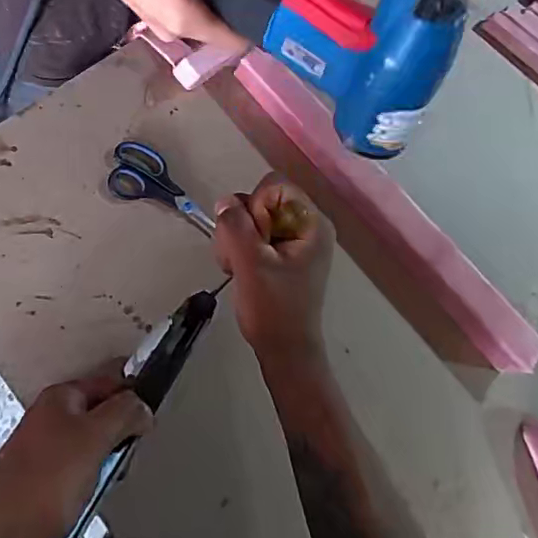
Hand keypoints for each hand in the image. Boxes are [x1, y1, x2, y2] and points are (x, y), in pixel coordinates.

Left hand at [0, 364, 151, 537]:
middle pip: (102, 413)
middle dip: (119, 433)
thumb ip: (125, 413)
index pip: (112, 378)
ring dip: (104, 463)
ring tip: (102, 483)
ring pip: (91, 445)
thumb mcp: (95, 439)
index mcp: (62, 396)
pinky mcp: (36, 481)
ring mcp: (41, 450)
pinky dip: (87, 484)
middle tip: (125, 455)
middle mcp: (50, 417)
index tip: (150, 416)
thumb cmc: (40, 486)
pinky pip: (76, 472)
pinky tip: (84, 501)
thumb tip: (143, 406)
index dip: (135, 394)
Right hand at [35, 0, 288, 54]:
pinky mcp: (156, 0)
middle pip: (225, 27)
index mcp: (185, 21)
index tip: (286, 4)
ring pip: (210, 12)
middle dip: (250, 6)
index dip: (263, 25)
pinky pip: (195, 0)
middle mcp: (175, 28)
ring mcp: (163, 16)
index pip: (237, 42)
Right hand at [213, 173, 333, 365]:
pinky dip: (242, 248)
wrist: (286, 350)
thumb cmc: (274, 309)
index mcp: (312, 222)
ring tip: (238, 267)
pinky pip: (256, 234)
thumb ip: (236, 227)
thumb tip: (225, 202)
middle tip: (239, 257)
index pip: (275, 186)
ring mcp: (297, 239)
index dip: (254, 206)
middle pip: (263, 199)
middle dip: (242, 224)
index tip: (252, 238)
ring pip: (254, 217)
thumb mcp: (251, 264)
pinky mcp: (284, 252)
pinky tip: (240, 270)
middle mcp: (308, 224)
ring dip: (237, 238)